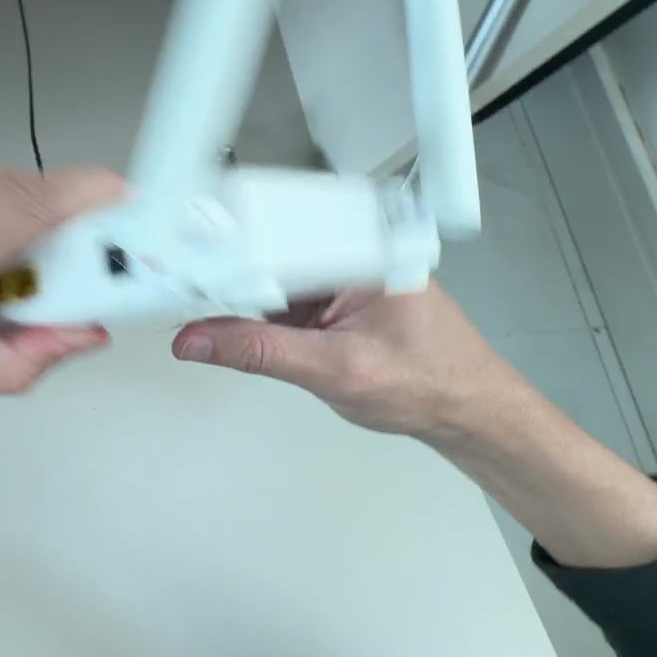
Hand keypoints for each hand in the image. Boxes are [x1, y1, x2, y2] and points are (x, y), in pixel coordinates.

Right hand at [171, 284, 526, 441]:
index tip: (187, 277)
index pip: (279, 243)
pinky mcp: (335, 300)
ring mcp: (343, 279)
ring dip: (245, 304)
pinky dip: (262, 318)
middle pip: (270, 258)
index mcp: (365, 254)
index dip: (228, 258)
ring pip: (272, 281)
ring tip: (218, 321)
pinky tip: (247, 332)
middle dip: (233, 282)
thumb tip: (198, 341)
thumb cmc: (432, 386)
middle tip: (188, 295)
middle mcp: (354, 257)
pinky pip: (283, 300)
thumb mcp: (334, 371)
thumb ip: (259, 352)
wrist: (469, 414)